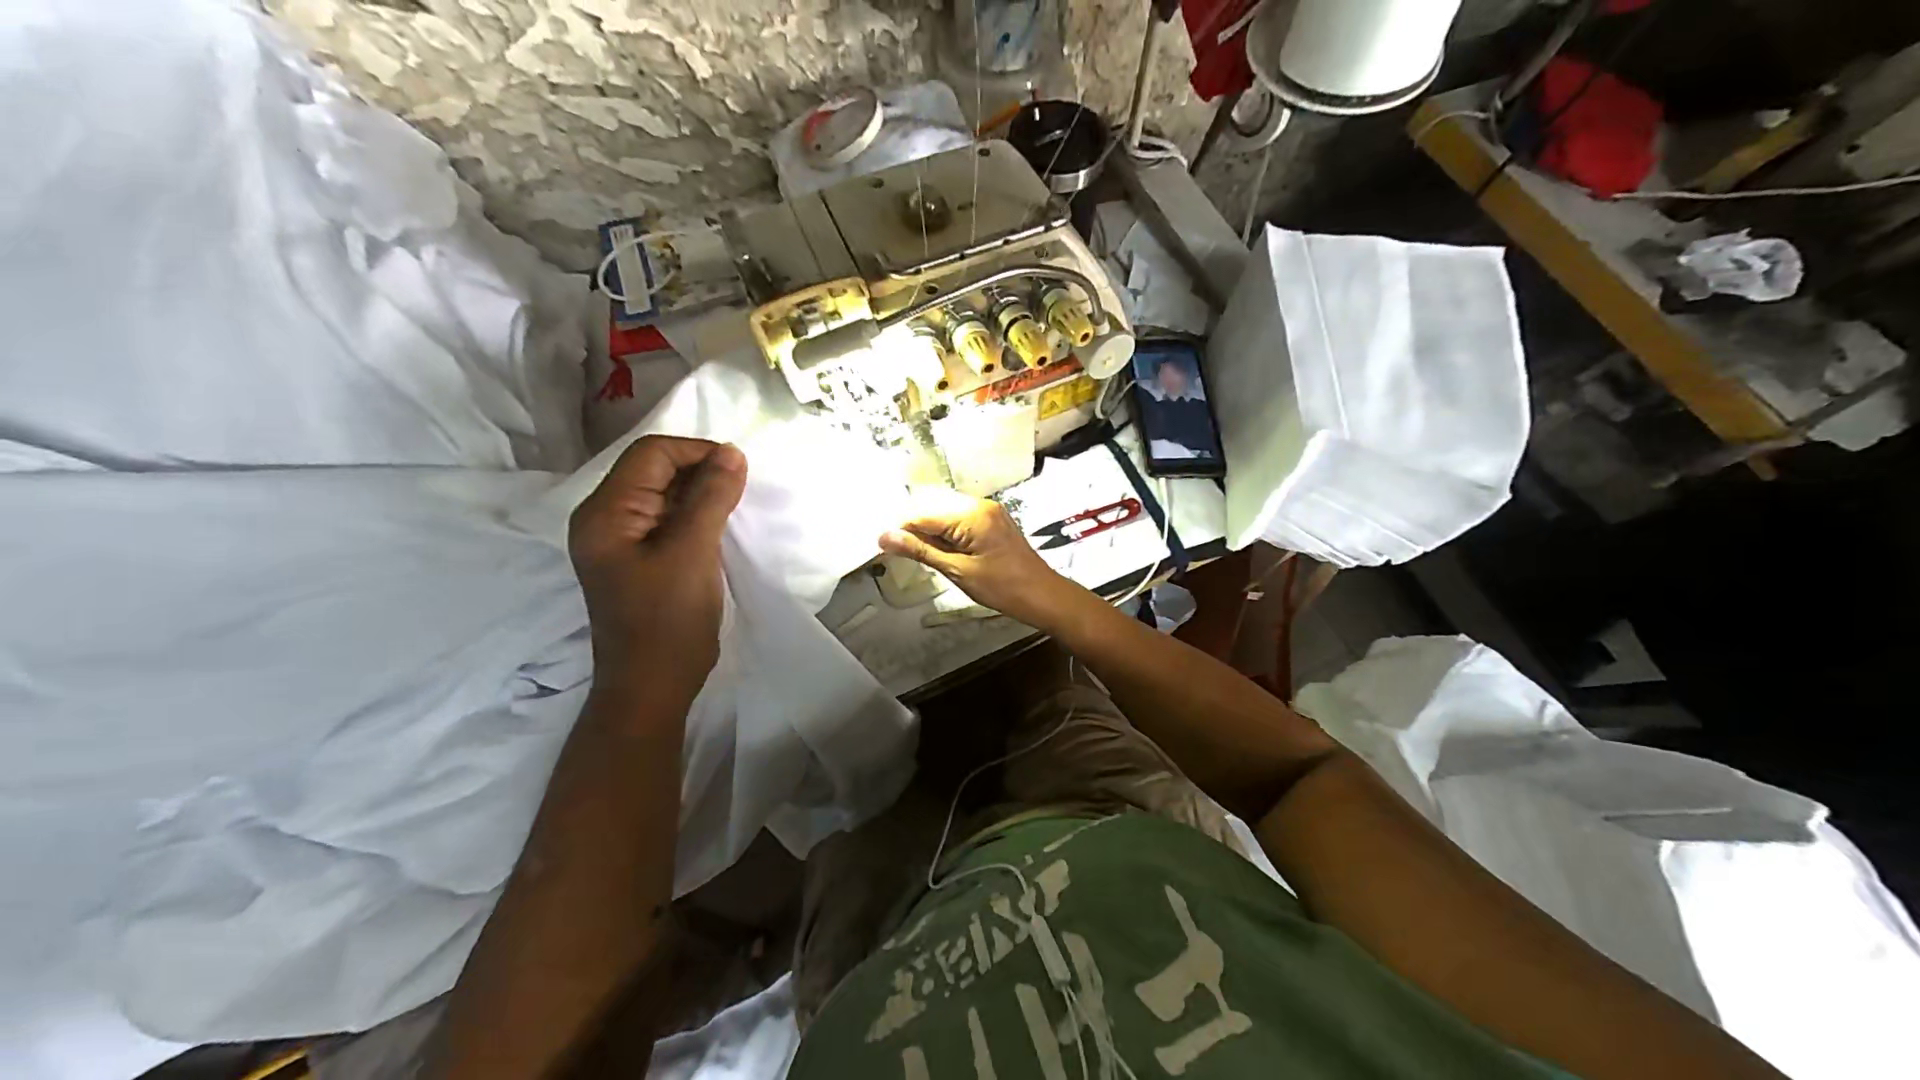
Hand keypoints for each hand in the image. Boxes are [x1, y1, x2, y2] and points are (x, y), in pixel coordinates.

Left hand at [569, 436, 746, 692]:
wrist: (653, 687)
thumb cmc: (668, 621)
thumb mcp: (692, 553)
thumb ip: (711, 497)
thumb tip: (733, 452)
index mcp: (605, 512)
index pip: (651, 454)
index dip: (697, 452)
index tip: (740, 469)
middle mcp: (605, 518)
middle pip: (654, 469)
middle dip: (701, 470)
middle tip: (741, 489)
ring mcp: (621, 539)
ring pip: (665, 493)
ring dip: (702, 492)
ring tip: (735, 507)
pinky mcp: (639, 557)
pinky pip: (668, 518)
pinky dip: (697, 514)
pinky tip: (720, 525)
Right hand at [877, 493, 1078, 626]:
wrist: (1043, 595)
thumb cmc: (1002, 587)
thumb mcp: (958, 571)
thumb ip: (921, 551)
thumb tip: (885, 537)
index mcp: (971, 515)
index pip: (923, 515)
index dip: (901, 530)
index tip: (883, 545)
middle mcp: (980, 505)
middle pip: (934, 510)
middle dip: (915, 529)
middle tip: (898, 551)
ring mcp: (989, 512)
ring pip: (947, 515)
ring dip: (931, 533)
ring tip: (918, 555)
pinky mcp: (993, 521)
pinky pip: (962, 520)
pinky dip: (948, 535)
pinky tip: (942, 552)